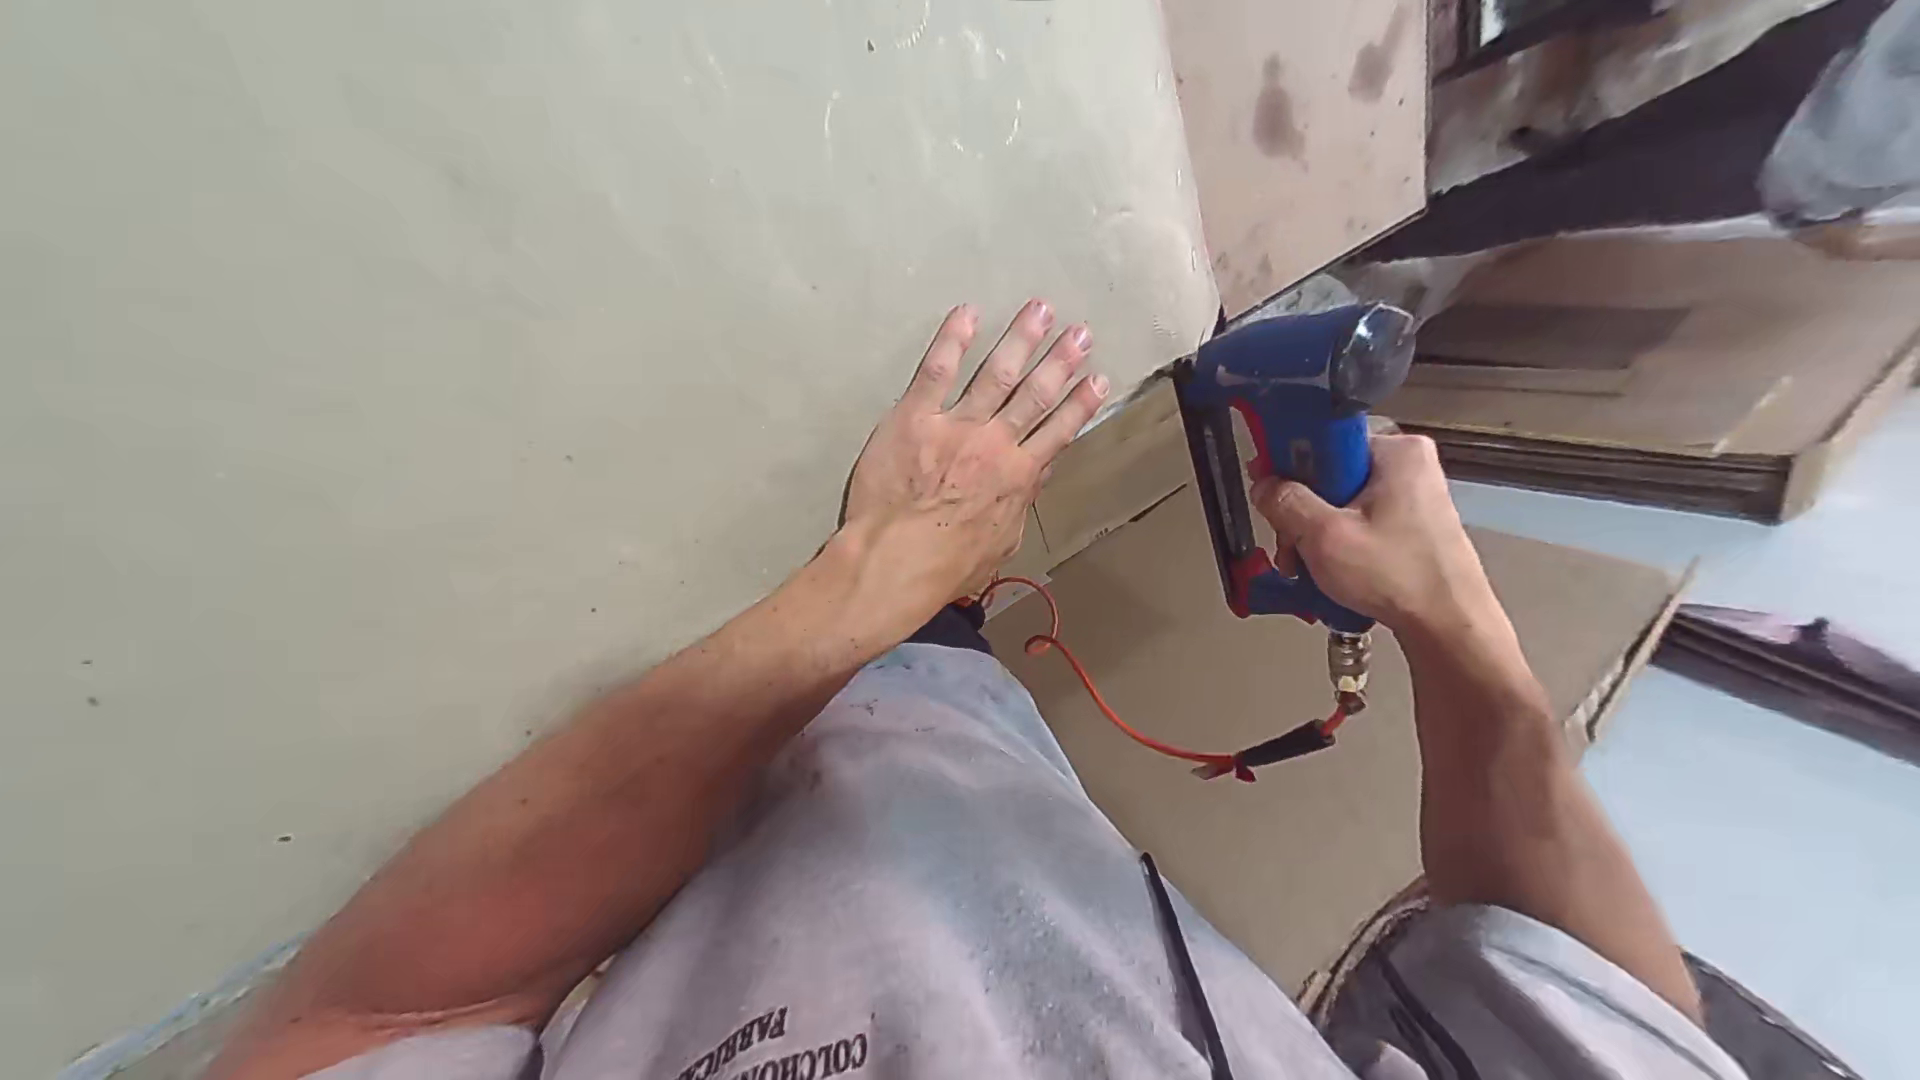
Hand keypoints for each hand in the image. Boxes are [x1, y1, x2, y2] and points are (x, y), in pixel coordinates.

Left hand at [840, 299, 1107, 612]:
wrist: (897, 559)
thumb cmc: (948, 564)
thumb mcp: (1001, 545)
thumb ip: (1019, 506)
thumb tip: (1033, 480)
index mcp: (1017, 476)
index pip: (1058, 432)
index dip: (1080, 404)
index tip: (1098, 378)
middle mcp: (994, 443)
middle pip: (1034, 394)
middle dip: (1060, 361)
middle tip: (1080, 331)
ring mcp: (956, 426)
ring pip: (996, 374)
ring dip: (1021, 340)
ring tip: (1041, 310)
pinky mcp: (915, 417)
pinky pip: (937, 371)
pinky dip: (953, 340)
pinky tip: (968, 314)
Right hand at [1250, 434, 1498, 639]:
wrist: (1447, 626)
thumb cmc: (1395, 576)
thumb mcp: (1324, 535)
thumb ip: (1285, 502)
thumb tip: (1262, 484)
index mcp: (1396, 452)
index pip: (1324, 438)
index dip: (1288, 463)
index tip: (1267, 487)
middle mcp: (1406, 465)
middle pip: (1325, 473)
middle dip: (1298, 511)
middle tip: (1289, 543)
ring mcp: (1409, 494)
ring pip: (1335, 500)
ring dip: (1309, 532)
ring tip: (1303, 564)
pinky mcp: (1406, 521)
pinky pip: (1352, 518)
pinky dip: (1331, 541)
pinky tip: (1323, 566)